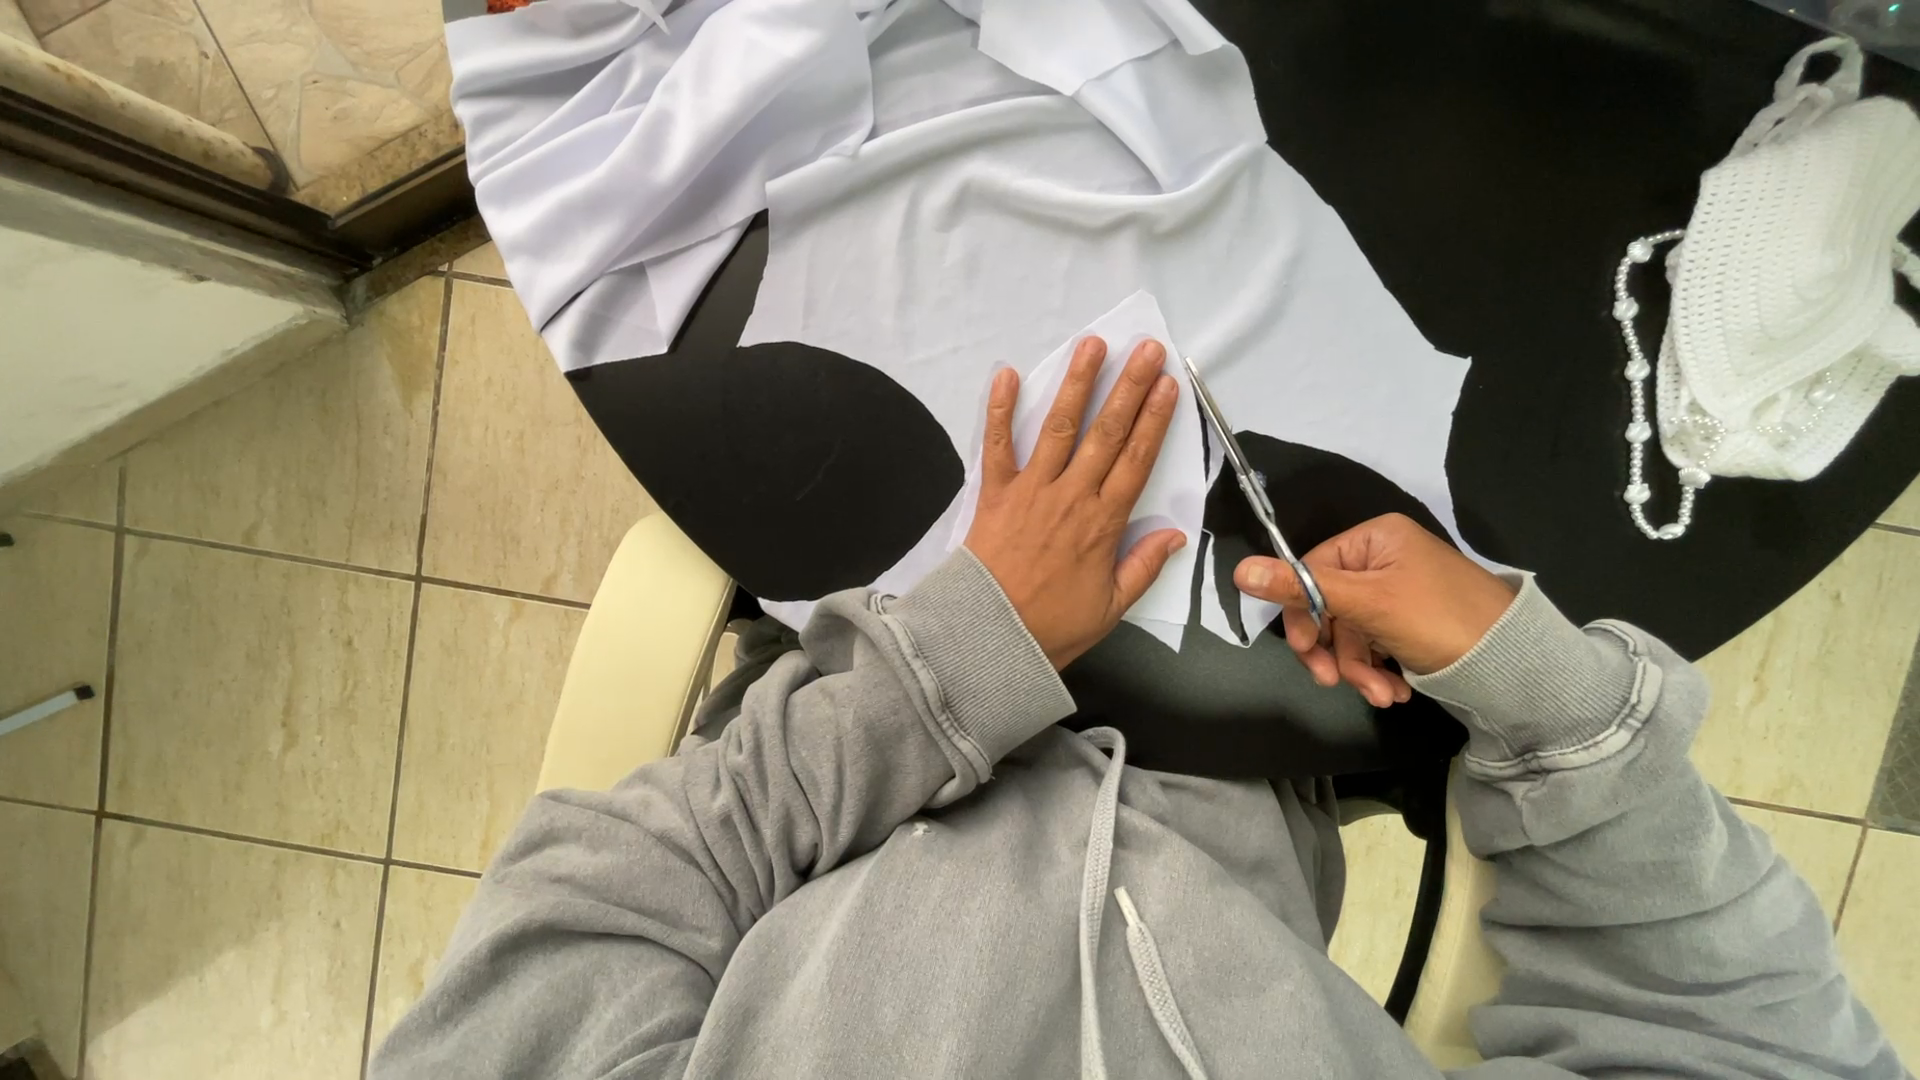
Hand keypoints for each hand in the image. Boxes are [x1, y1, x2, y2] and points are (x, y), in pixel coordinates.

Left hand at [964, 337, 1186, 668]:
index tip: (1169, 385)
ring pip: (1059, 428)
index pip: (1137, 460)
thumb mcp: (1111, 608)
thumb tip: (1176, 534)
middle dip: (1129, 388)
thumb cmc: (1052, 626)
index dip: (1156, 420)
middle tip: (1146, 348)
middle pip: (1107, 433)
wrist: (989, 636)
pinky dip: (1000, 410)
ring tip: (1092, 345)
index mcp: (1104, 523)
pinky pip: (997, 446)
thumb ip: (1144, 567)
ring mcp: (1031, 489)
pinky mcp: (995, 493)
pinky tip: (1006, 374)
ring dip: (1077, 384)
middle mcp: (1072, 495)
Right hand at [1234, 513, 1516, 706]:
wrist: (1521, 669)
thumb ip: (1300, 587)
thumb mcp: (1364, 604)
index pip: (1311, 571)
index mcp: (1374, 539)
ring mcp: (1400, 591)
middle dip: (1333, 650)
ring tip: (1381, 695)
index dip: (1302, 614)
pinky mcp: (1412, 622)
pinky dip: (1376, 669)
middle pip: (1329, 605)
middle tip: (1333, 682)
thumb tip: (1239, 570)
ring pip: (1350, 631)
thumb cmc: (1437, 621)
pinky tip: (1392, 692)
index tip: (1303, 652)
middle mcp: (1385, 559)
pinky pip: (1374, 643)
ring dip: (1356, 668)